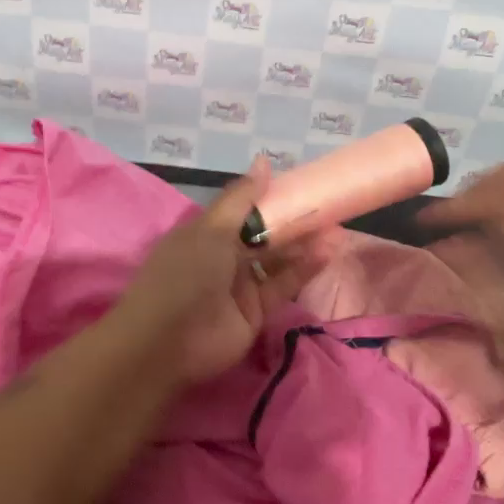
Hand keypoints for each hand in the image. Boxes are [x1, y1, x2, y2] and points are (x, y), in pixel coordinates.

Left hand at [112, 158, 332, 384]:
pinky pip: (283, 286)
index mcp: (205, 232)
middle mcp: (223, 256)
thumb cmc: (184, 274)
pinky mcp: (256, 312)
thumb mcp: (210, 229)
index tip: (301, 185)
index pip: (243, 210)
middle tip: (328, 207)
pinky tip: (327, 253)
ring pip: (277, 260)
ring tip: (336, 230)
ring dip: (304, 245)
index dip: (270, 198)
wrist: (166, 343)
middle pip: (263, 234)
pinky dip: (304, 270)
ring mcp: (240, 285)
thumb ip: (241, 198)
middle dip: (293, 222)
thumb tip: (264, 160)